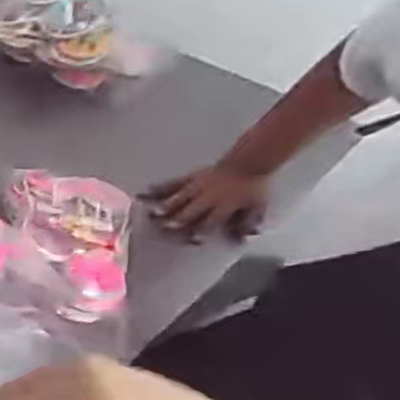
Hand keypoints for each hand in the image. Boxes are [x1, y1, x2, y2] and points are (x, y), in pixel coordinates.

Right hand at [143, 163, 269, 241]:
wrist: (251, 159)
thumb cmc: (251, 186)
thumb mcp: (257, 205)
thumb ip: (247, 222)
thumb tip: (243, 238)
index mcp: (223, 206)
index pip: (210, 221)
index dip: (202, 231)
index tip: (193, 240)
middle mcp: (207, 198)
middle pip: (191, 211)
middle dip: (179, 220)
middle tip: (165, 228)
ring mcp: (196, 187)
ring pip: (179, 198)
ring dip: (167, 206)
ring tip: (153, 214)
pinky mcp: (189, 178)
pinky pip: (171, 184)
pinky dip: (157, 188)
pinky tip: (142, 193)